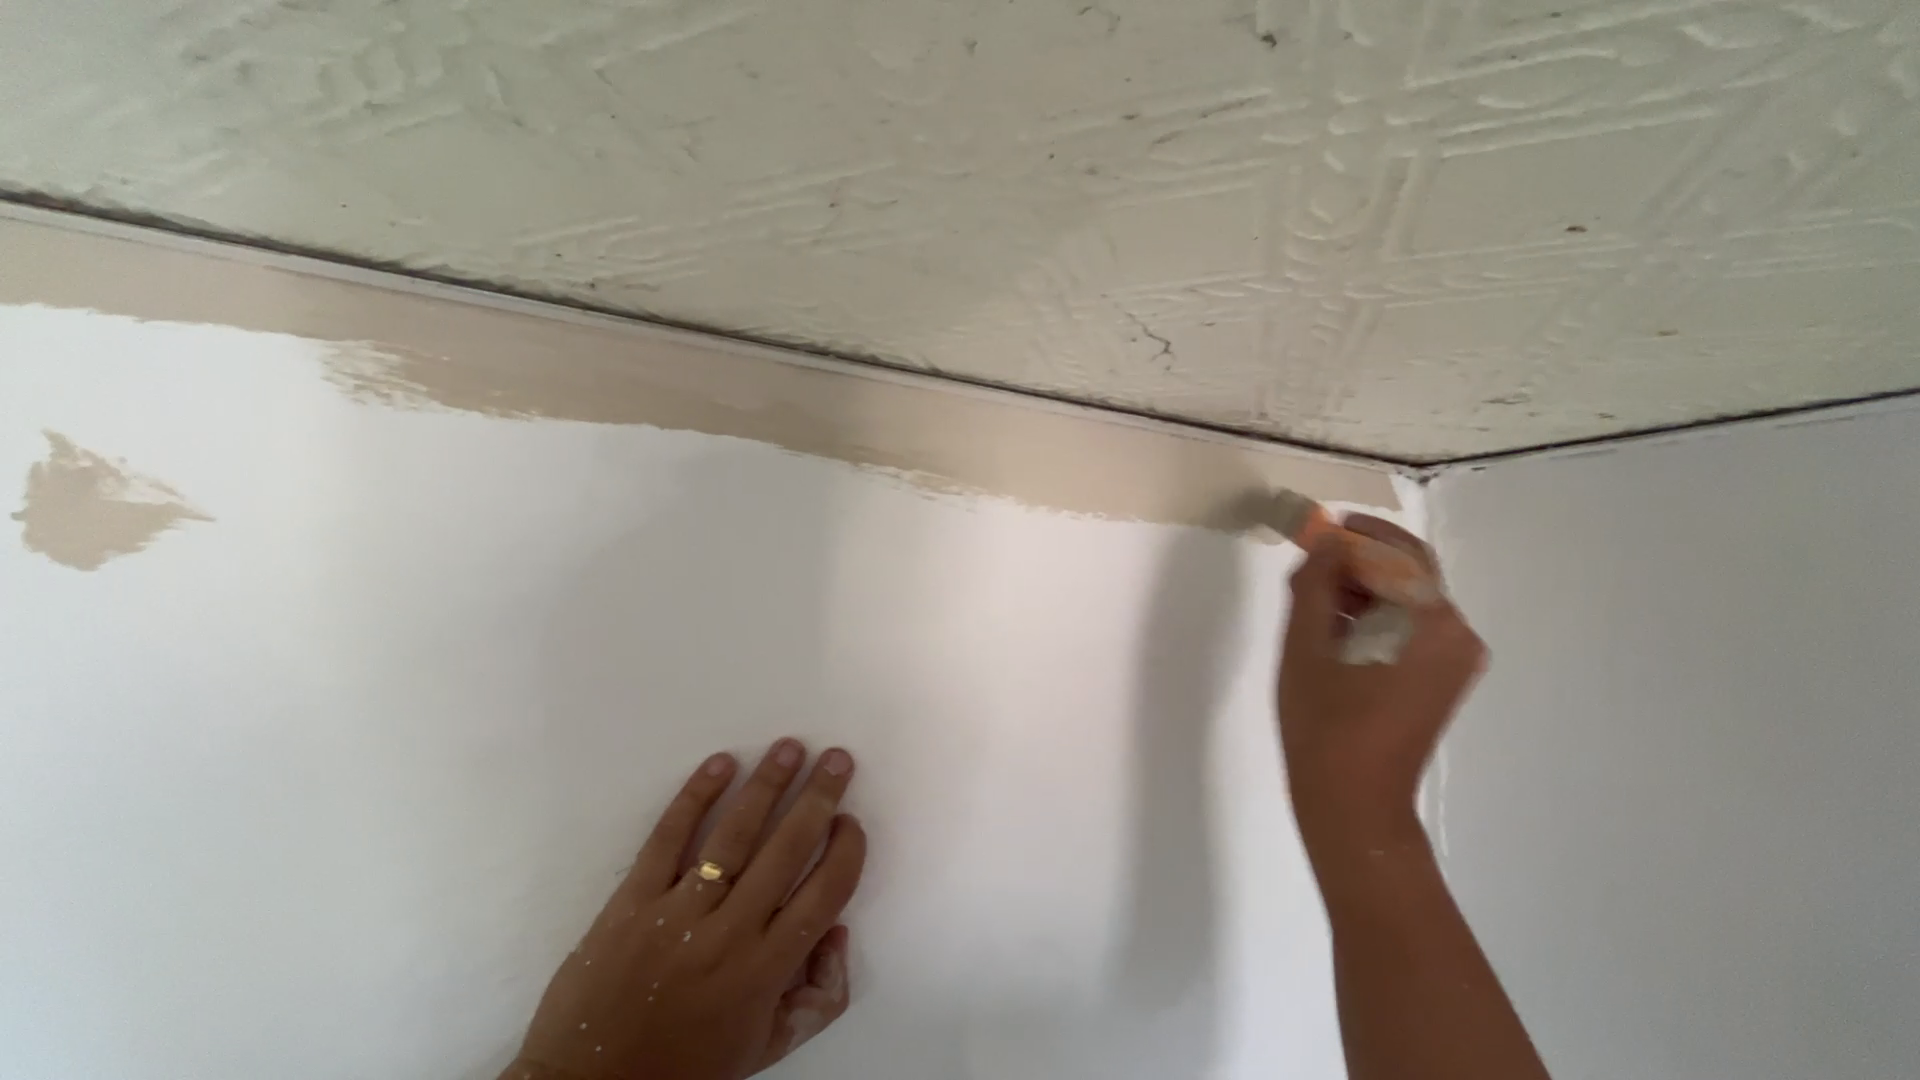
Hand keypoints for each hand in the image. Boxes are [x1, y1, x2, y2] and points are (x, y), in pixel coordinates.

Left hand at [506, 739, 866, 1079]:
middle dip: (819, 797)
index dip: (846, 850)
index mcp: (768, 968)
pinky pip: (668, 838)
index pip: (825, 892)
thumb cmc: (688, 1067)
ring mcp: (680, 911)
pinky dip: (695, 797)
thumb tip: (838, 931)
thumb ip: (819, 998)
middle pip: (787, 849)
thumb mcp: (767, 1048)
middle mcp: (731, 932)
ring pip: (735, 834)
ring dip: (768, 785)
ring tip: (790, 747)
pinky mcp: (633, 899)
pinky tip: (720, 763)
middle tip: (838, 758)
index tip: (850, 821)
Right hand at [1277, 516, 1486, 860]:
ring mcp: (1455, 661)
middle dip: (1358, 564)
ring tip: (1313, 607)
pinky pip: (1410, 631)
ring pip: (1407, 604)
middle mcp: (1458, 635)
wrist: (1352, 803)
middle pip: (1408, 577)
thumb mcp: (1305, 646)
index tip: (1320, 528)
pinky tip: (1335, 637)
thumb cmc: (1323, 724)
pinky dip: (1375, 622)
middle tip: (1308, 569)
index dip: (1360, 534)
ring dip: (1363, 594)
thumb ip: (1316, 585)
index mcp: (1431, 622)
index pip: (1401, 553)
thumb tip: (1328, 541)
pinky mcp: (1444, 681)